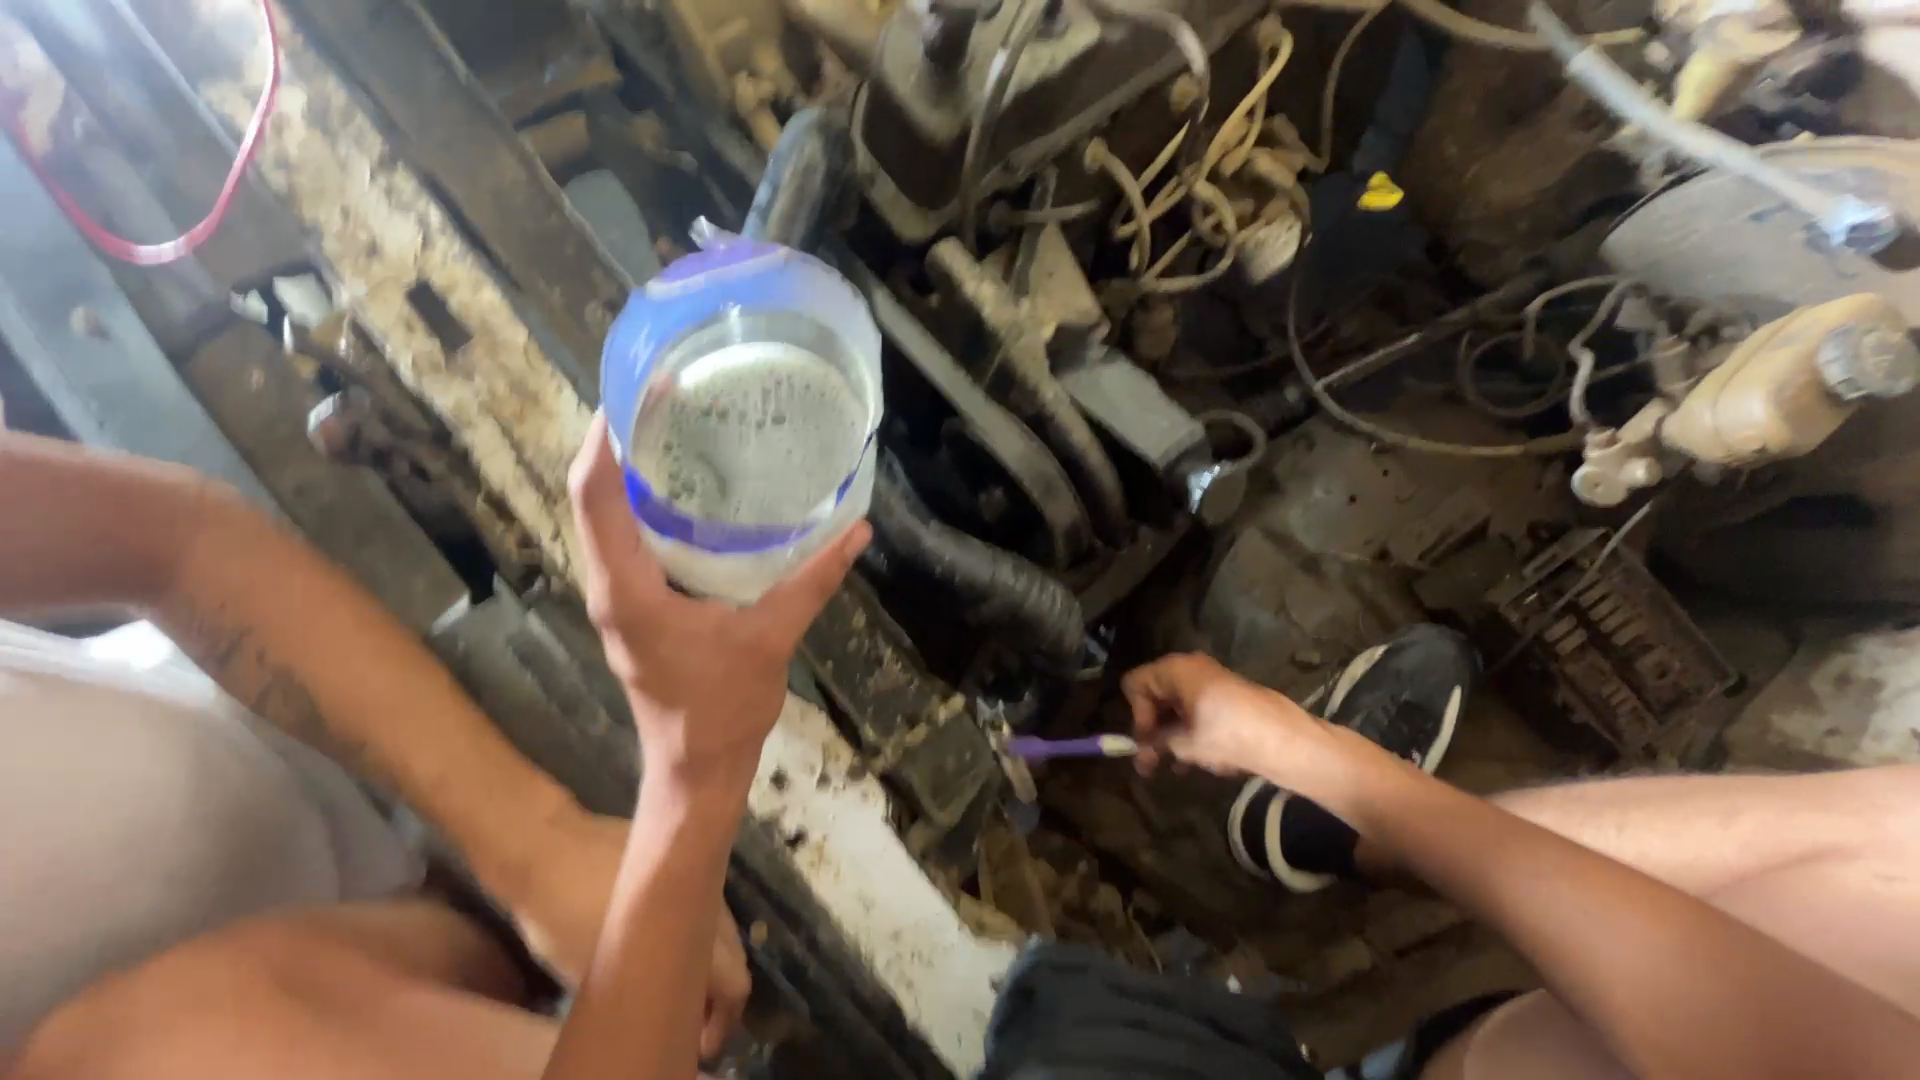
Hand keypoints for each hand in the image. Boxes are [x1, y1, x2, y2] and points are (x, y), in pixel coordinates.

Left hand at [510, 811, 750, 1057]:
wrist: (552, 847)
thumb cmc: (564, 917)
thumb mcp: (596, 974)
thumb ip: (643, 994)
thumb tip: (660, 1014)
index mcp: (695, 934)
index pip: (736, 985)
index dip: (723, 1023)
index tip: (700, 1048)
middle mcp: (709, 905)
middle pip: (736, 958)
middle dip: (718, 993)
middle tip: (690, 1023)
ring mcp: (697, 879)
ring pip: (720, 930)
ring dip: (708, 961)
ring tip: (676, 985)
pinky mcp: (680, 861)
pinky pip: (700, 905)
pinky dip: (693, 933)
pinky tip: (663, 945)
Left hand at [568, 413, 869, 788]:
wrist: (697, 766)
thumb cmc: (724, 708)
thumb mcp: (772, 638)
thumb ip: (812, 581)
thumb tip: (858, 529)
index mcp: (628, 590)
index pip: (596, 496)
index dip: (608, 437)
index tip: (636, 390)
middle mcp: (609, 585)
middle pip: (593, 495)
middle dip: (619, 439)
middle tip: (665, 393)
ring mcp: (616, 596)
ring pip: (605, 515)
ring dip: (629, 468)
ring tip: (675, 424)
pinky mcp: (632, 604)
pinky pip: (626, 537)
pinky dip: (646, 502)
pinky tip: (689, 486)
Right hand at [1121, 653, 1401, 817]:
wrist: (1288, 742)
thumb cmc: (1229, 735)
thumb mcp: (1185, 742)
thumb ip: (1156, 744)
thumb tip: (1142, 752)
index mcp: (1176, 669)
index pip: (1135, 684)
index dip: (1137, 715)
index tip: (1148, 744)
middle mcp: (1191, 668)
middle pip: (1155, 695)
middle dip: (1151, 729)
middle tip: (1151, 764)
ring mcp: (1212, 682)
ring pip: (1177, 707)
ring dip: (1171, 736)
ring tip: (1177, 767)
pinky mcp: (1228, 698)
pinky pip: (1198, 711)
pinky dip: (1192, 733)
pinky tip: (1200, 761)